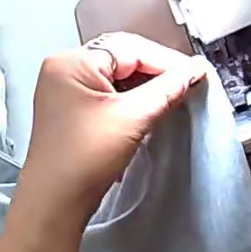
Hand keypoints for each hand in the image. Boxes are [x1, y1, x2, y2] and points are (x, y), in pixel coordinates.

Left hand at [17, 33, 209, 224]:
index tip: (196, 74)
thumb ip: (167, 90)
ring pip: (116, 77)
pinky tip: (149, 109)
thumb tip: (195, 70)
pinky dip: (130, 100)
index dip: (166, 61)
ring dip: (145, 87)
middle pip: (122, 58)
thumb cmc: (85, 159)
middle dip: (156, 72)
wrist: (55, 203)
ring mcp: (65, 91)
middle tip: (187, 85)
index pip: (130, 48)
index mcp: (71, 62)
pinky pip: (107, 94)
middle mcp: (64, 69)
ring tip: (172, 98)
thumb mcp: (132, 119)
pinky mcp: (71, 111)